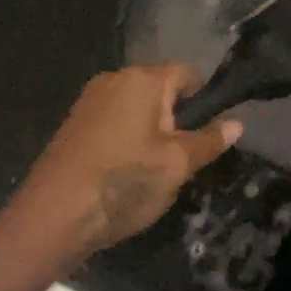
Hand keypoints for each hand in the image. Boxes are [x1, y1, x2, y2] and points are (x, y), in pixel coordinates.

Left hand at [0, 65, 241, 262]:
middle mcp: (114, 78)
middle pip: (159, 89)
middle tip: (179, 159)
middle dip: (173, 118)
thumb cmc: (124, 183)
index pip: (187, 73)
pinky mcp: (73, 123)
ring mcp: (89, 100)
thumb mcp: (176, 166)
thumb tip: (237, 123)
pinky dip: (123, 139)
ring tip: (150, 171)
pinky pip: (112, 120)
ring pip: (134, 107)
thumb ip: (208, 141)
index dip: (203, 99)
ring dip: (148, 130)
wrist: (53, 217)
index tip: (205, 134)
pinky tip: (122, 173)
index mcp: (143, 79)